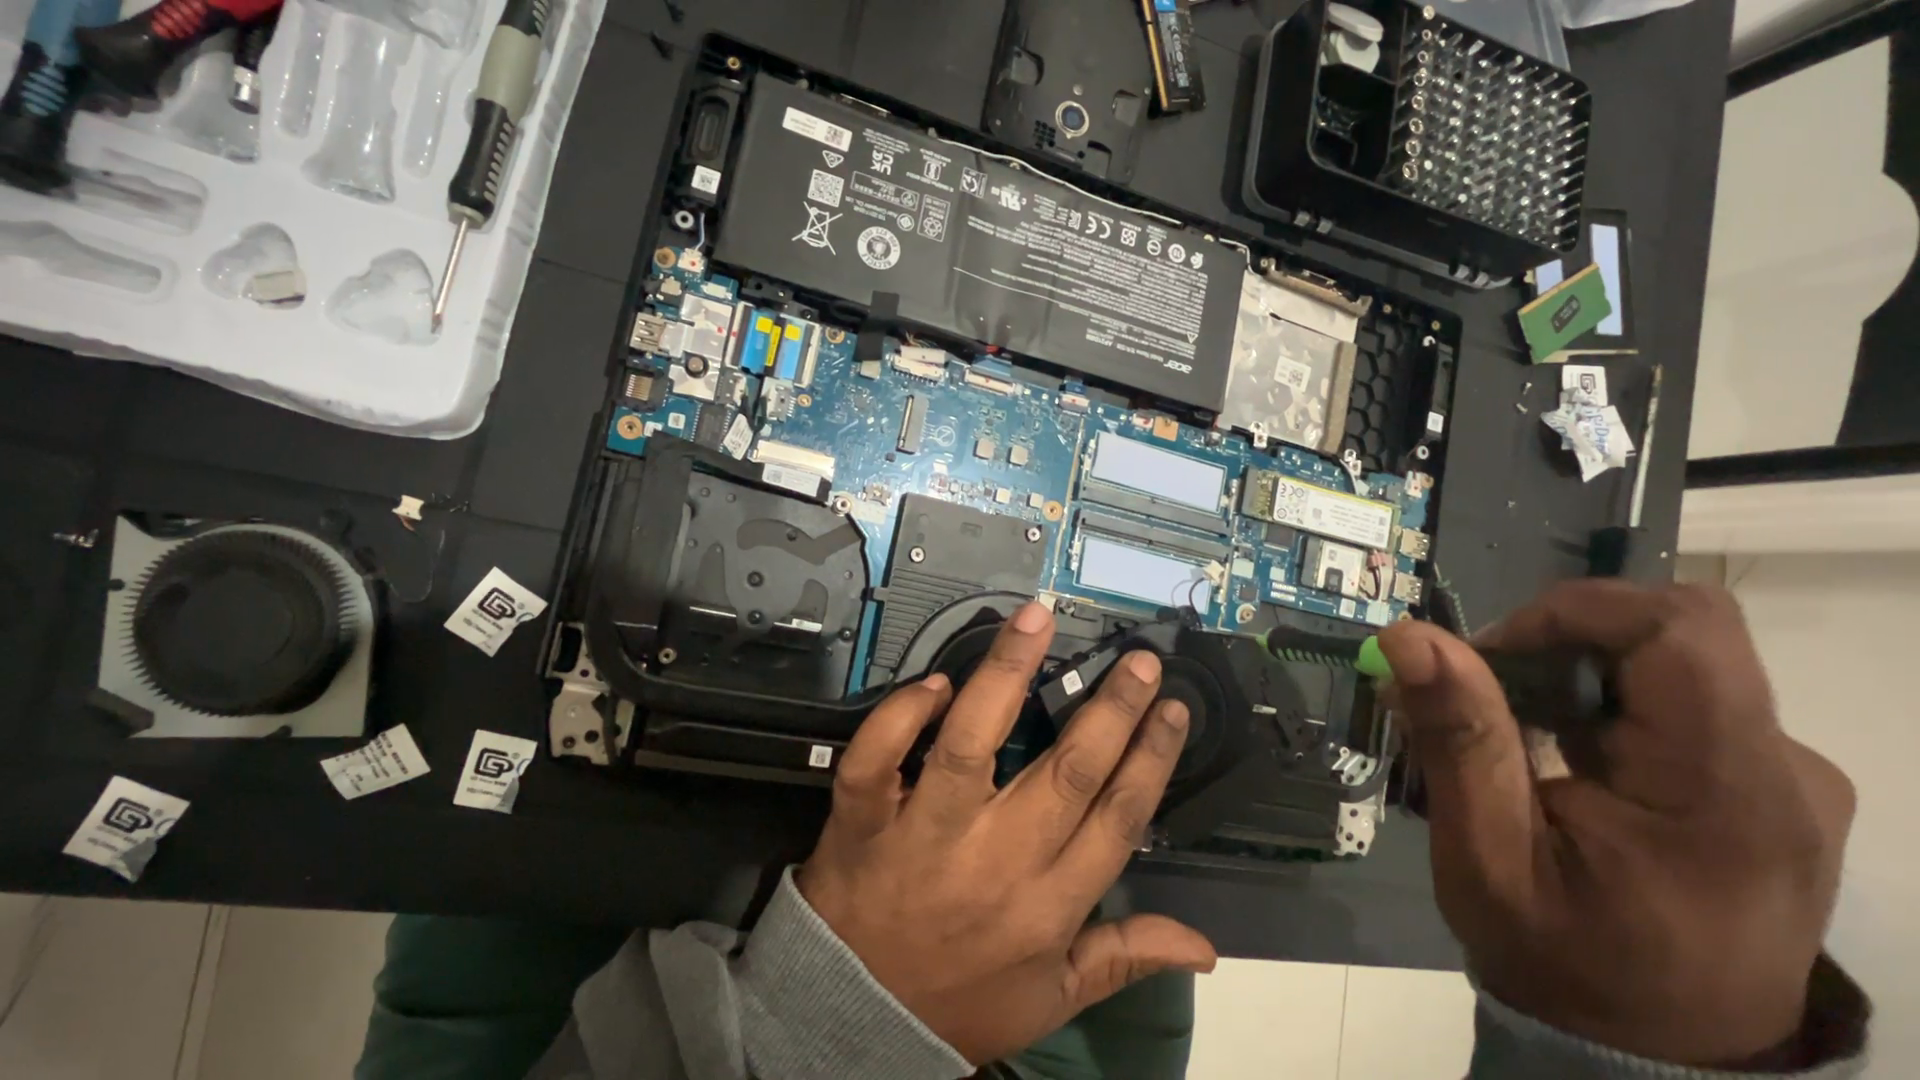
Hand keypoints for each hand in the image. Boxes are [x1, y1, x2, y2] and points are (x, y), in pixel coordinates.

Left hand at [796, 600, 1216, 1066]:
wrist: (852, 1019)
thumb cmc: (959, 1003)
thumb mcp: (1052, 997)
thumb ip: (1125, 957)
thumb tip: (1205, 949)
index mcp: (1049, 902)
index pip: (1118, 816)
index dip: (1151, 757)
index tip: (1171, 708)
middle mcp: (995, 859)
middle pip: (1065, 770)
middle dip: (1109, 708)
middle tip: (1136, 659)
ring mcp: (925, 834)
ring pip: (972, 742)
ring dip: (1006, 675)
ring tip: (1036, 621)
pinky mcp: (864, 822)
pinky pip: (877, 760)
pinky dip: (901, 716)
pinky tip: (936, 682)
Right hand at [1378, 581, 1853, 1067]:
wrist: (1658, 1055)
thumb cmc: (1567, 962)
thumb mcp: (1487, 858)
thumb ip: (1458, 739)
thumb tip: (1407, 635)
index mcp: (1728, 790)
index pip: (1678, 628)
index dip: (1570, 613)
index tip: (1488, 657)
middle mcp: (1788, 770)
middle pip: (1674, 639)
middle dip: (1561, 646)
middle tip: (1486, 700)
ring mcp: (1792, 778)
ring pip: (1673, 668)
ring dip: (1576, 681)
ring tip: (1515, 745)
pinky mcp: (1775, 787)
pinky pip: (1685, 704)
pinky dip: (1606, 710)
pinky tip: (1564, 764)